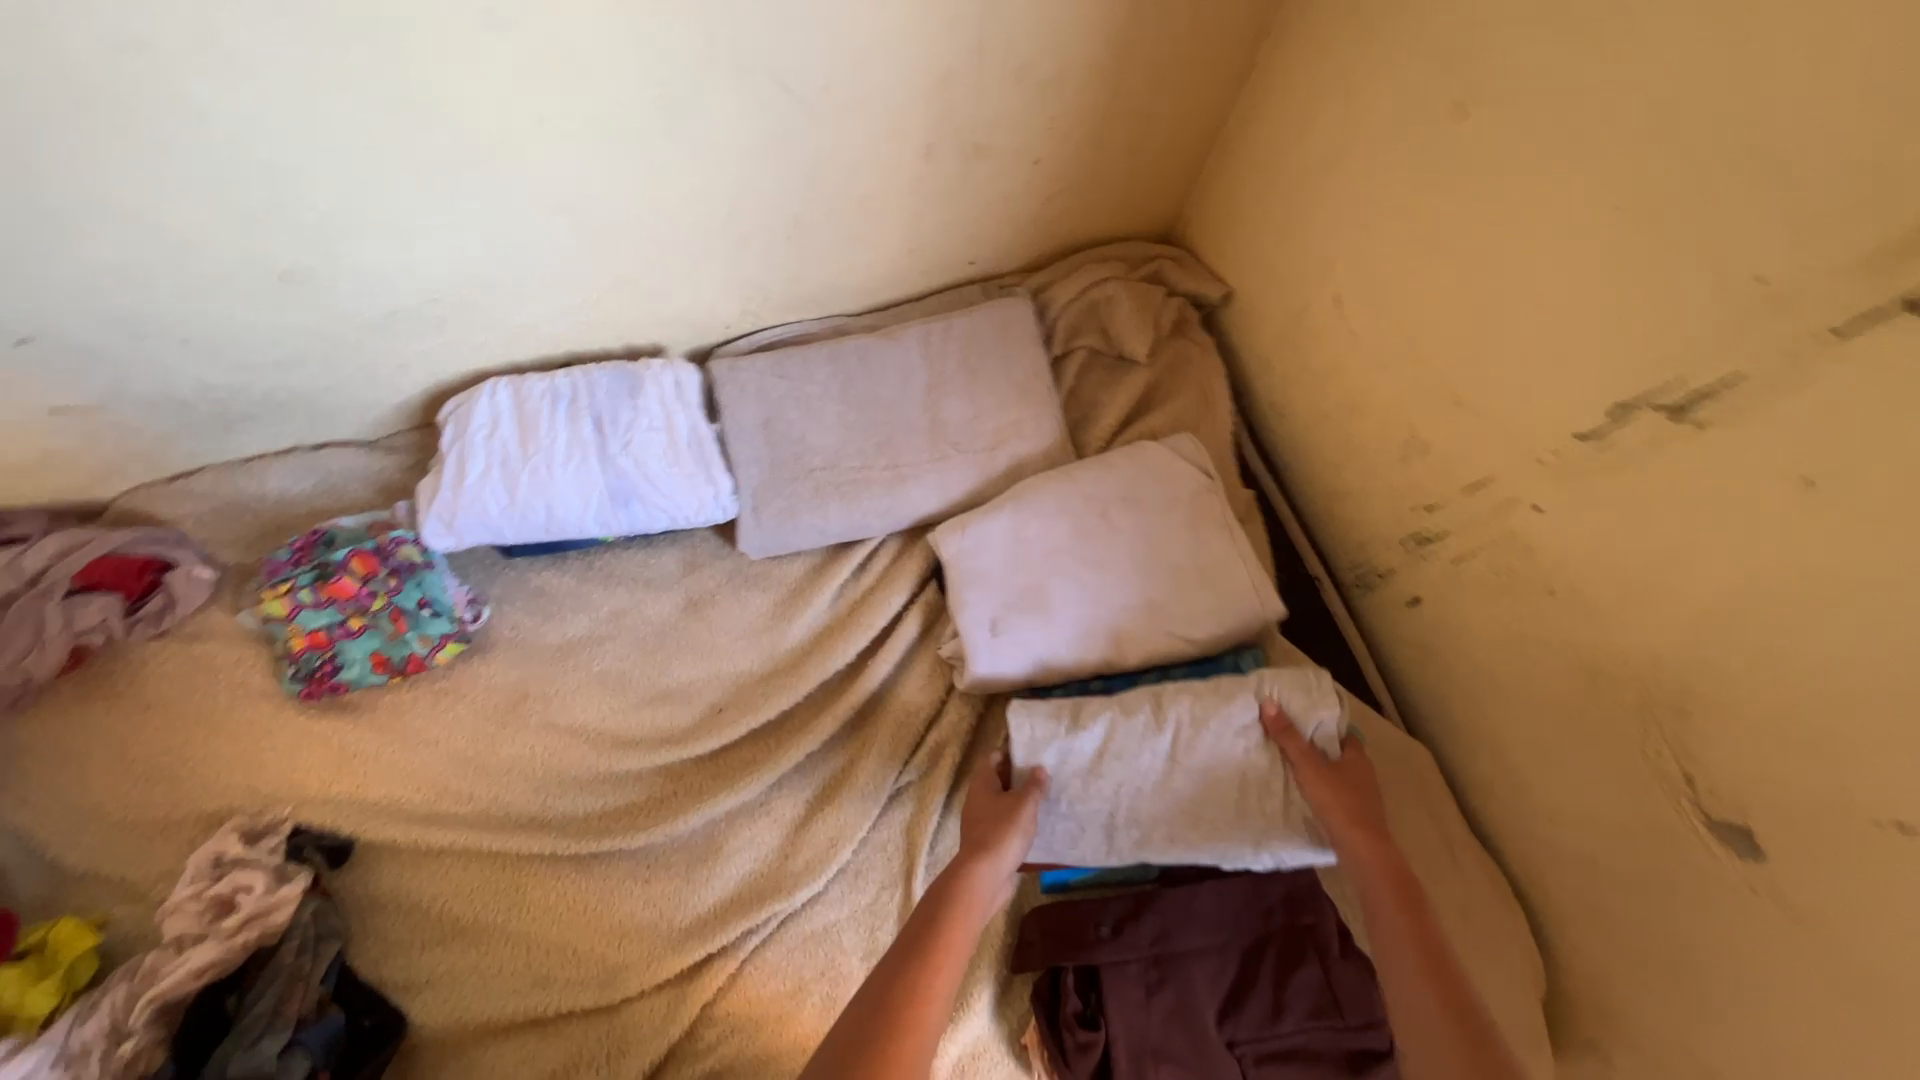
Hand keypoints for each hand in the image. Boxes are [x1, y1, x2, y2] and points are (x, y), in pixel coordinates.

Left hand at [951, 749, 1047, 906]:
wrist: (984, 876)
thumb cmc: (1003, 831)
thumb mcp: (1024, 804)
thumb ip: (1033, 785)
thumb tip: (1039, 769)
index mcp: (982, 783)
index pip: (991, 758)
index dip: (1008, 753)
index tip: (1028, 754)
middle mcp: (977, 799)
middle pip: (996, 780)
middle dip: (1017, 777)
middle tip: (1041, 775)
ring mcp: (980, 821)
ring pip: (1000, 803)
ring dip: (1018, 801)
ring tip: (1042, 799)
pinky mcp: (987, 842)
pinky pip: (1003, 824)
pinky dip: (1016, 822)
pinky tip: (1034, 826)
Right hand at [1261, 698, 1397, 869]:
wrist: (1361, 849)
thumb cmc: (1337, 801)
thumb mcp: (1307, 765)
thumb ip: (1288, 737)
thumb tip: (1268, 702)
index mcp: (1357, 756)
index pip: (1343, 734)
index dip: (1324, 728)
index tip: (1302, 724)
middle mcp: (1364, 773)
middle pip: (1340, 755)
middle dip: (1319, 750)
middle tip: (1291, 744)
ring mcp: (1364, 797)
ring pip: (1340, 776)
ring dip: (1321, 773)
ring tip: (1293, 769)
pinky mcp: (1358, 817)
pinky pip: (1338, 796)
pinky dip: (1324, 793)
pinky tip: (1307, 797)